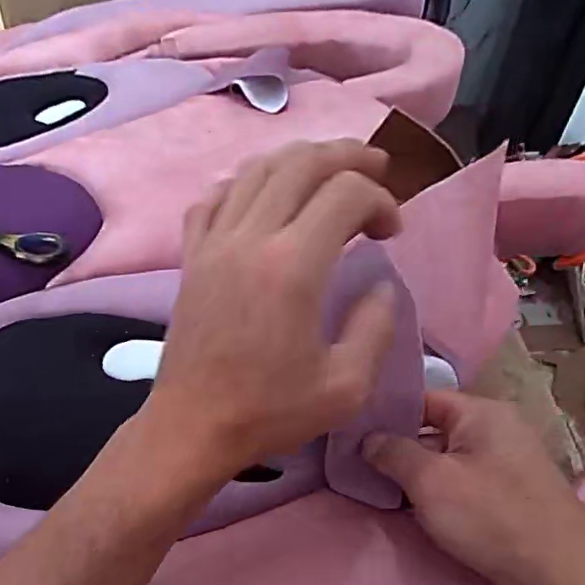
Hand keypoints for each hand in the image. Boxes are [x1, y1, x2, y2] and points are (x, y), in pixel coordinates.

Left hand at [147, 140, 402, 474]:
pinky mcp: (192, 257)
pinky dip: (248, 183)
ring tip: (330, 169)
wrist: (193, 427)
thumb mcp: (347, 386)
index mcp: (292, 267)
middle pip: (301, 164)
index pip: (346, 195)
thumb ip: (376, 326)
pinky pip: (217, 196)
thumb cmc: (271, 412)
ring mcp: (214, 243)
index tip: (393, 234)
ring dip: (300, 160)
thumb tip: (380, 283)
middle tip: (377, 167)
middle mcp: (250, 239)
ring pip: (257, 170)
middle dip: (347, 156)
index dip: (381, 202)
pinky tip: (264, 197)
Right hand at [364, 390, 584, 584]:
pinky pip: (466, 484)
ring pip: (449, 460)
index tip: (353, 433)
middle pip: (436, 430)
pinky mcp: (511, 496)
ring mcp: (508, 464)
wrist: (556, 574)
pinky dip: (441, 493)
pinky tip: (415, 510)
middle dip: (400, 449)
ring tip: (378, 490)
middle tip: (359, 466)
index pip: (425, 398)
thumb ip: (394, 453)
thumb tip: (369, 439)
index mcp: (484, 412)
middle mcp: (499, 430)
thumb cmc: (490, 516)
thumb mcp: (431, 481)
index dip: (388, 413)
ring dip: (418, 476)